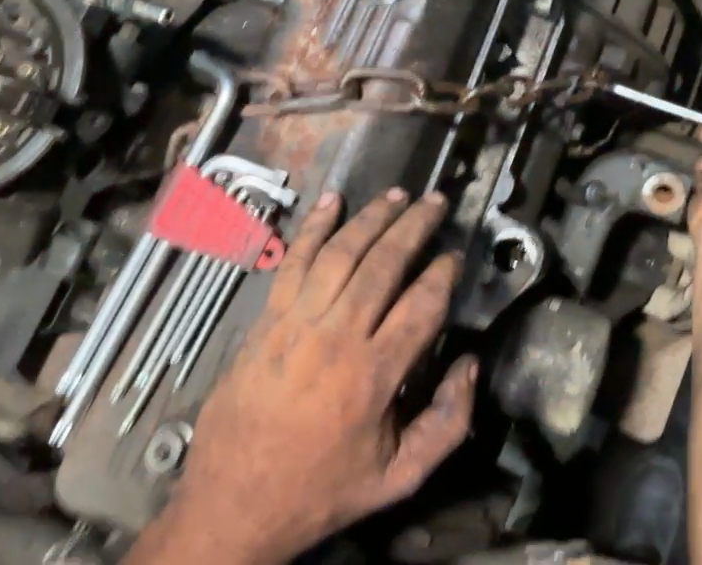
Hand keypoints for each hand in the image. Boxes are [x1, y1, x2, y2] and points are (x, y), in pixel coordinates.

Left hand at [133, 189, 478, 564]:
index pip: (420, 304)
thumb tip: (470, 363)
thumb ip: (447, 423)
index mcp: (372, 376)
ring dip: (371, 219)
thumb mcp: (399, 478)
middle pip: (382, 264)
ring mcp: (294, 325)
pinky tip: (332, 202)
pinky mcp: (265, 323)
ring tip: (397, 195)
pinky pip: (293, 263)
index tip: (455, 255)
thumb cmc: (321, 491)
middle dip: (414, 227)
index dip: (443, 273)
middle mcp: (334, 339)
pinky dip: (314, 228)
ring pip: (339, 254)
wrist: (231, 507)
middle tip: (436, 202)